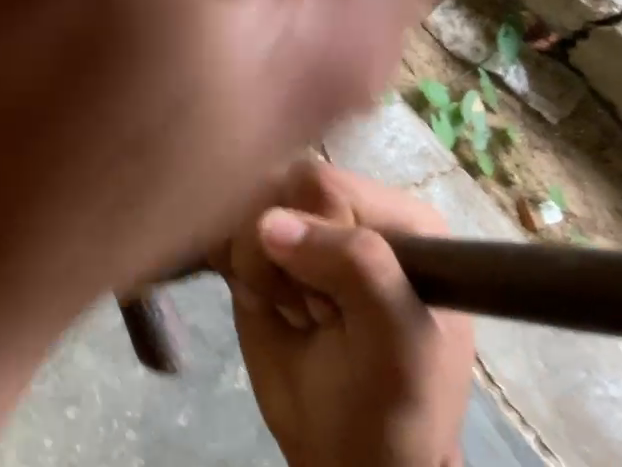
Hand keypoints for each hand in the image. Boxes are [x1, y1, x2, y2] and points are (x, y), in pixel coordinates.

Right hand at [216, 161, 476, 466]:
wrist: (343, 456)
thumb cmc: (389, 405)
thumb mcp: (395, 343)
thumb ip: (354, 268)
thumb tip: (266, 222)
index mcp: (401, 221)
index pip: (321, 183)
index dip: (310, 235)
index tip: (333, 301)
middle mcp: (347, 215)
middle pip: (272, 187)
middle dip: (275, 253)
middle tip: (311, 311)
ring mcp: (300, 232)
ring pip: (239, 206)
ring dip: (253, 266)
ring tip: (292, 313)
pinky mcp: (259, 252)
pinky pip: (220, 228)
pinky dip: (230, 267)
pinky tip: (261, 302)